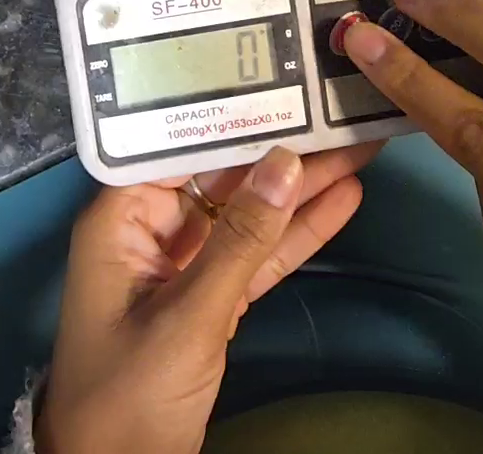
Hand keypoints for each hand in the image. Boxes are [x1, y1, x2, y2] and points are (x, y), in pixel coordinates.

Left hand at [37, 142, 381, 453]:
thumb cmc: (130, 394)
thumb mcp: (188, 317)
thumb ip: (240, 240)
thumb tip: (287, 161)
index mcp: (124, 213)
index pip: (183, 147)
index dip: (235, 116)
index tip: (285, 88)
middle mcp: (153, 224)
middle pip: (224, 175)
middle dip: (283, 149)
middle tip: (340, 115)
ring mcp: (185, 260)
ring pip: (249, 213)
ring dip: (301, 187)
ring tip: (358, 148)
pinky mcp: (211, 295)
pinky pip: (256, 254)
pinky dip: (295, 233)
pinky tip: (341, 201)